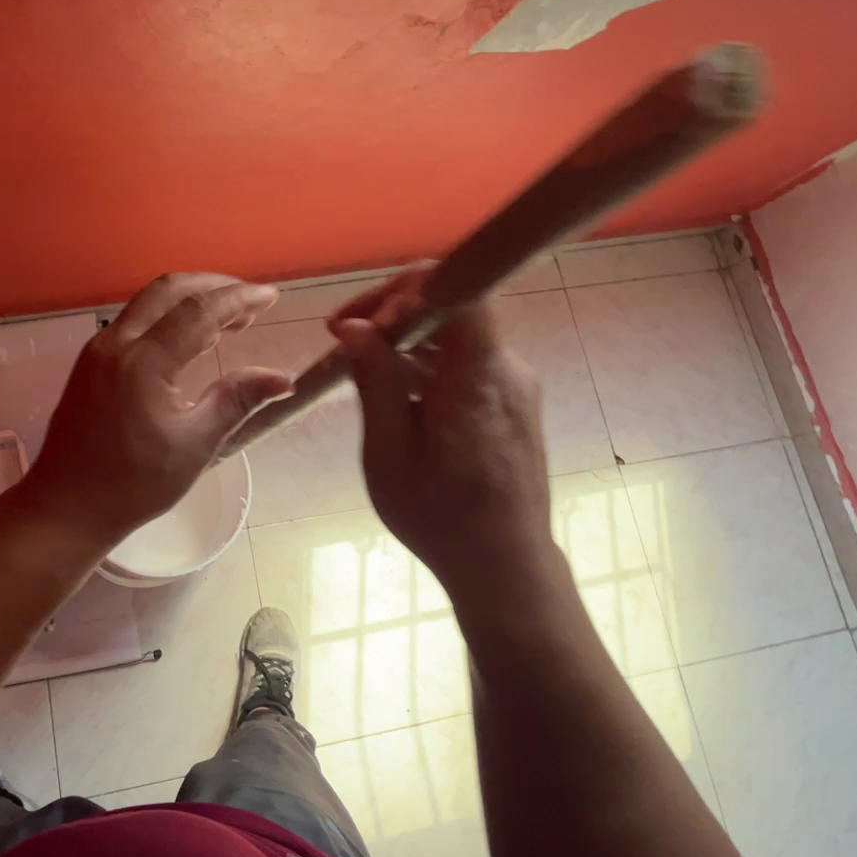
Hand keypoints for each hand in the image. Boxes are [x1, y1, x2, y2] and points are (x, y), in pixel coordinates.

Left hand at [23, 274, 292, 543]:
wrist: (65, 507)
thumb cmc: (134, 484)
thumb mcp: (194, 445)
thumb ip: (237, 401)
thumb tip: (282, 379)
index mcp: (144, 362)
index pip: (199, 311)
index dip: (239, 298)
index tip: (270, 296)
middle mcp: (116, 344)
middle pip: (168, 290)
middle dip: (213, 286)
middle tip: (250, 304)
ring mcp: (97, 351)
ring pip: (147, 303)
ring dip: (188, 301)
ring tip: (227, 323)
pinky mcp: (89, 364)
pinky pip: (133, 323)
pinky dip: (166, 319)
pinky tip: (187, 342)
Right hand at [329, 266, 555, 597]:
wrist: (505, 567)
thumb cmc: (441, 519)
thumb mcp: (390, 456)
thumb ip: (376, 383)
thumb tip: (356, 328)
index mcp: (478, 378)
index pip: (459, 289)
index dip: (404, 288)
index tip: (358, 319)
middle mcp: (507, 368)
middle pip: (453, 306)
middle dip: (393, 312)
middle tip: (343, 338)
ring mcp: (513, 383)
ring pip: (457, 334)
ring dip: (407, 340)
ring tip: (359, 366)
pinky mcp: (511, 400)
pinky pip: (466, 361)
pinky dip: (427, 363)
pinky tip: (396, 392)